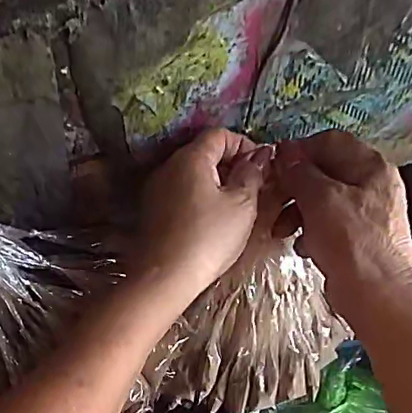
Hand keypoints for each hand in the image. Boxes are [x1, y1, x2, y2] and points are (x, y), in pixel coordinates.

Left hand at [132, 128, 271, 302]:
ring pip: (190, 176)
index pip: (219, 135)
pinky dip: (197, 199)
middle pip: (202, 153)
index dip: (244, 145)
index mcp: (189, 158)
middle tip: (251, 187)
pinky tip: (210, 221)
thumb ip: (252, 173)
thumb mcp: (242, 204)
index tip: (260, 166)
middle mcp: (166, 168)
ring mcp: (154, 191)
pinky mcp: (150, 213)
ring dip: (214, 183)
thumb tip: (258, 156)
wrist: (164, 277)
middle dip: (230, 165)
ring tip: (234, 207)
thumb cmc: (207, 238)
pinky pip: (178, 195)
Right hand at [271, 130, 411, 317]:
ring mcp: (365, 214)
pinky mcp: (356, 239)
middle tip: (272, 200)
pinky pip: (326, 225)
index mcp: (370, 167)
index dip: (299, 151)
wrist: (377, 293)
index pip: (330, 142)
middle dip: (294, 186)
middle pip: (324, 172)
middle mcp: (372, 186)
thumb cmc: (352, 242)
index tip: (273, 167)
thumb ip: (301, 174)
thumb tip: (285, 154)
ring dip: (297, 211)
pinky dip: (309, 231)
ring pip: (322, 200)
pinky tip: (300, 246)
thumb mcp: (321, 200)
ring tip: (281, 230)